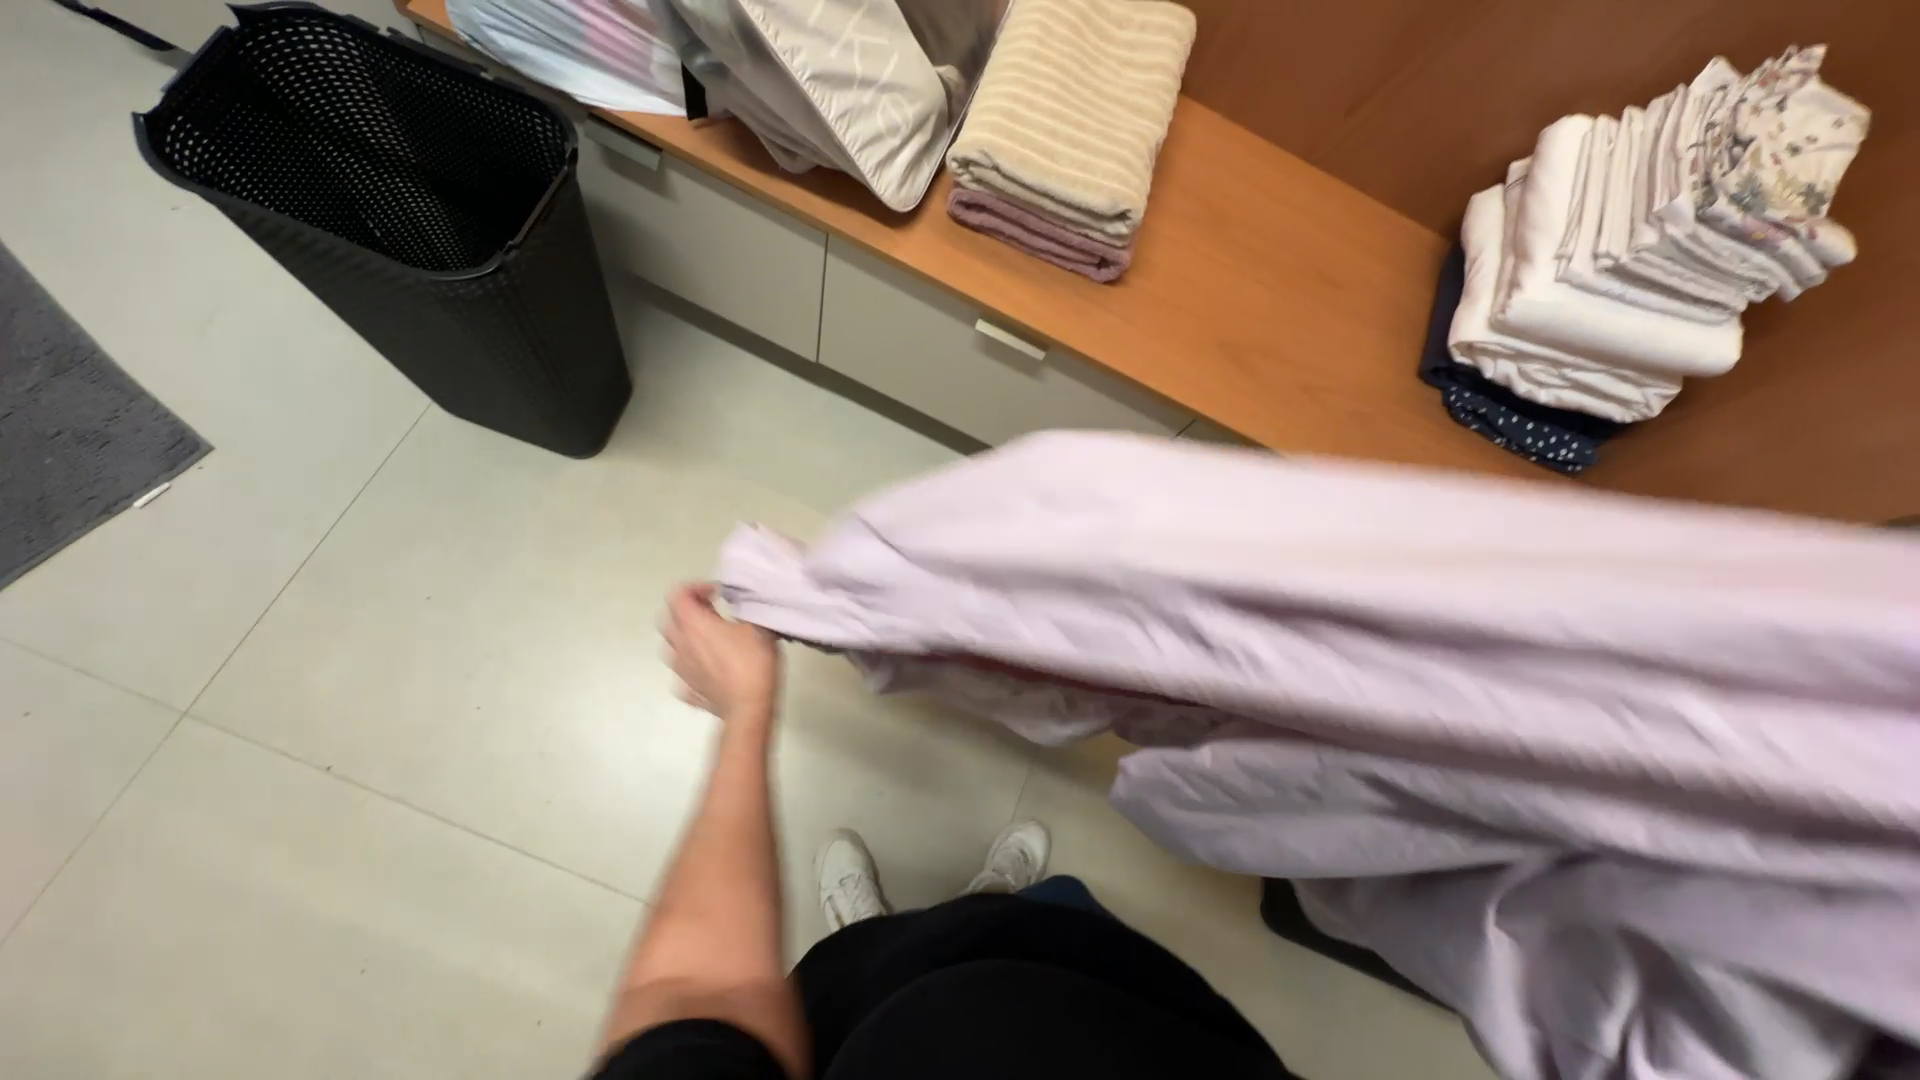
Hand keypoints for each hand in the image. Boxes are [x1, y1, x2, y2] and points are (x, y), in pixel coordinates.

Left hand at [662, 583, 780, 724]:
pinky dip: (692, 666)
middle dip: (686, 610)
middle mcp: (681, 645)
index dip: (695, 587)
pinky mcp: (688, 690)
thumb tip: (742, 605)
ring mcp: (681, 670)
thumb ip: (747, 611)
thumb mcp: (759, 626)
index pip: (678, 595)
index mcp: (694, 625)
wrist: (748, 708)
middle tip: (711, 610)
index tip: (717, 592)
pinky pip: (683, 673)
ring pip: (671, 646)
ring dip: (685, 637)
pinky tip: (707, 668)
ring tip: (707, 639)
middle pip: (668, 618)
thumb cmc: (753, 662)